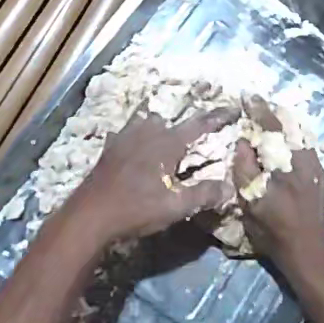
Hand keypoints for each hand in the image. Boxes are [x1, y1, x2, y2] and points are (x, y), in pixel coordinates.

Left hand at [61, 106, 239, 245]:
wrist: (90, 214)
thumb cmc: (136, 209)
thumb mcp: (175, 207)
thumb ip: (203, 194)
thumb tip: (228, 186)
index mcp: (166, 143)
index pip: (198, 125)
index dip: (217, 117)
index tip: (233, 108)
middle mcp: (146, 133)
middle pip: (170, 119)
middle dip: (184, 123)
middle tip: (195, 133)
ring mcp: (125, 137)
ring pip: (146, 121)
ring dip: (158, 126)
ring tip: (165, 136)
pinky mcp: (110, 147)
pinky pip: (127, 132)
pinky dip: (135, 134)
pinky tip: (134, 144)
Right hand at [232, 103, 323, 263]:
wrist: (307, 250)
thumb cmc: (273, 229)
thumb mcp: (250, 200)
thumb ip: (244, 168)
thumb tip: (243, 141)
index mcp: (284, 165)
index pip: (269, 128)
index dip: (257, 111)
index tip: (246, 96)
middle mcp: (303, 160)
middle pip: (287, 125)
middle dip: (270, 112)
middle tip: (255, 102)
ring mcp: (315, 166)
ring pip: (299, 133)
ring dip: (282, 121)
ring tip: (268, 112)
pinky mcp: (319, 174)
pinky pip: (305, 144)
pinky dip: (293, 134)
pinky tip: (285, 134)